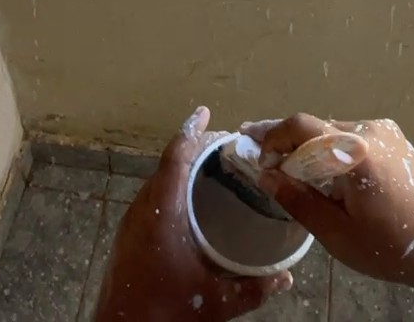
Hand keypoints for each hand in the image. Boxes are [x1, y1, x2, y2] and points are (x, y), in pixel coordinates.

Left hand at [94, 107, 292, 320]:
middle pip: (168, 164)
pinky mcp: (127, 235)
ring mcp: (131, 221)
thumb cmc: (165, 312)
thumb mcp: (215, 303)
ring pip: (157, 181)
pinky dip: (171, 186)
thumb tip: (286, 278)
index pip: (176, 157)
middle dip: (193, 147)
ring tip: (209, 167)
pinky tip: (187, 201)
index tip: (205, 111)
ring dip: (181, 168)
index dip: (191, 130)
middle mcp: (143, 208)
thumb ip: (252, 288)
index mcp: (162, 212)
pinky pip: (151, 197)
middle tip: (222, 143)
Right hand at [254, 115, 413, 321]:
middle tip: (260, 152)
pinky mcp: (393, 136)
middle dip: (286, 140)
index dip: (272, 134)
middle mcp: (370, 130)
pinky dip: (331, 146)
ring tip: (288, 164)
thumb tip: (264, 176)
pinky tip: (323, 167)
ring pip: (333, 130)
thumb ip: (298, 200)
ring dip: (310, 145)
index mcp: (356, 152)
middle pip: (316, 127)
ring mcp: (384, 130)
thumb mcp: (336, 233)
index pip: (302, 127)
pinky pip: (351, 134)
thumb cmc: (389, 248)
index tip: (251, 145)